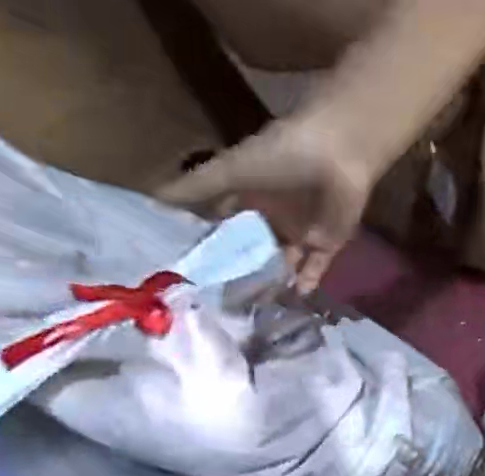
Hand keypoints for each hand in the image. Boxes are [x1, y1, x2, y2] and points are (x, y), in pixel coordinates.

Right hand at [158, 114, 379, 293]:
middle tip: (226, 305)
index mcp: (246, 196)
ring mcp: (301, 231)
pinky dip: (306, 283)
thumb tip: (149, 200)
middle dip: (244, 274)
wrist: (334, 155)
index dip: (212, 248)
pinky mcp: (328, 243)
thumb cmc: (278, 157)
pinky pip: (315, 268)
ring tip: (258, 312)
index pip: (224, 226)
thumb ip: (195, 189)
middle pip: (255, 250)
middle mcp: (271, 216)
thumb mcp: (230, 172)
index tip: (195, 276)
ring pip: (284, 263)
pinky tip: (292, 300)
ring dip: (274, 282)